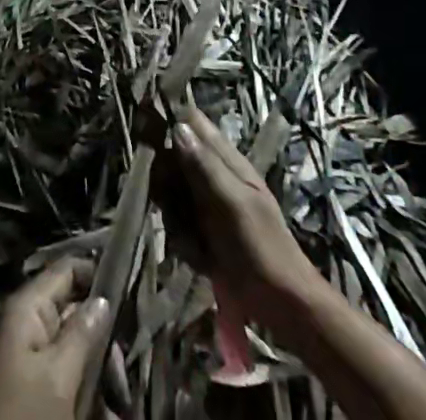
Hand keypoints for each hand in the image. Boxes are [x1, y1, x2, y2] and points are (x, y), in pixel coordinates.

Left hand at [0, 257, 109, 419]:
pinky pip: (66, 376)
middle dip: (104, 339)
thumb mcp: (57, 376)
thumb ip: (83, 333)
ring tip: (117, 399)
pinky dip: (85, 392)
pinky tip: (104, 410)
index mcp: (29, 308)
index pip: (68, 269)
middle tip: (122, 367)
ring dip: (100, 371)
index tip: (130, 294)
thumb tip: (103, 298)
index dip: (99, 274)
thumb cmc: (20, 413)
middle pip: (77, 312)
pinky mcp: (32, 385)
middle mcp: (29, 324)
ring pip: (77, 348)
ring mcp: (30, 356)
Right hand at [157, 107, 328, 333]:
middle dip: (166, 183)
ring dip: (175, 218)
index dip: (168, 121)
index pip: (193, 123)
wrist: (281, 304)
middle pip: (173, 161)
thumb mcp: (232, 202)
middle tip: (173, 206)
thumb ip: (204, 165)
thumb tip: (178, 126)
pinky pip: (177, 226)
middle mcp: (216, 177)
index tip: (144, 133)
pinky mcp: (203, 234)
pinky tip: (199, 257)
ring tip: (193, 240)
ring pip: (171, 196)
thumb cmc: (261, 247)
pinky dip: (184, 242)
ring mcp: (209, 207)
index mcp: (228, 161)